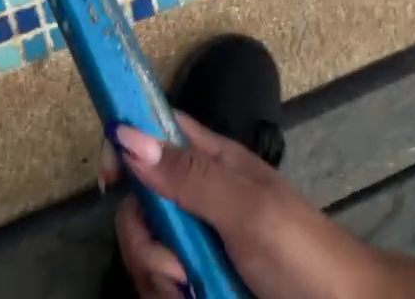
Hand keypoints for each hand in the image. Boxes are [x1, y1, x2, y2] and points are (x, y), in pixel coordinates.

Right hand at [105, 115, 387, 298]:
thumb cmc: (304, 252)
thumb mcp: (247, 208)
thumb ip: (188, 175)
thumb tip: (126, 133)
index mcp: (210, 163)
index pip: (153, 132)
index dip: (125, 143)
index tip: (110, 177)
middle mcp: (195, 199)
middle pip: (137, 202)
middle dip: (143, 237)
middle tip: (173, 265)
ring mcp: (195, 245)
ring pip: (143, 249)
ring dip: (155, 275)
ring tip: (190, 291)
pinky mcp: (195, 283)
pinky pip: (157, 286)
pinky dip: (165, 295)